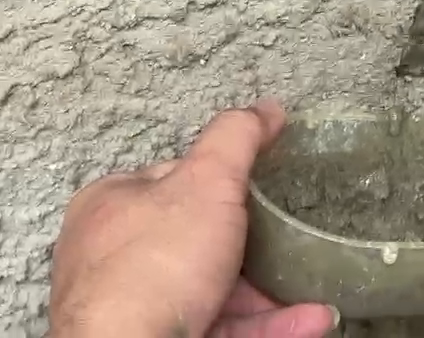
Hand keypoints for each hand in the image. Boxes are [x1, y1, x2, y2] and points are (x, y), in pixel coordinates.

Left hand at [48, 100, 338, 337]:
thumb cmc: (157, 266)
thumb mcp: (209, 179)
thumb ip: (238, 137)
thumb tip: (267, 108)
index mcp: (109, 207)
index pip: (173, 177)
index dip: (219, 179)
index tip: (259, 187)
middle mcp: (110, 261)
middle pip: (197, 238)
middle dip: (252, 244)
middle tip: (289, 240)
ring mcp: (131, 313)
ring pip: (213, 291)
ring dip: (269, 292)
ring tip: (313, 293)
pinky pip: (221, 329)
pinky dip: (267, 324)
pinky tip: (310, 319)